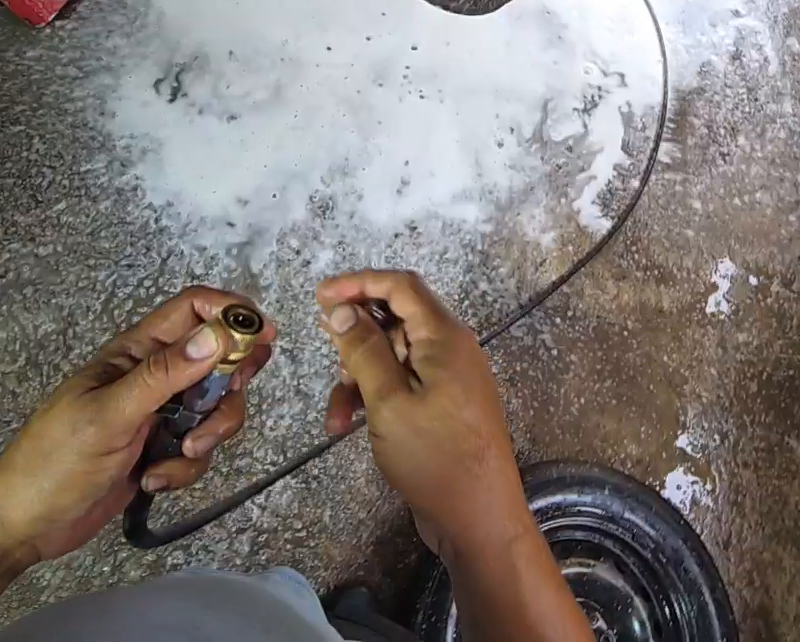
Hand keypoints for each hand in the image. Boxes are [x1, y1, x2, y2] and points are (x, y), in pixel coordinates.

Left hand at [0, 287, 275, 563]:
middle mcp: (156, 375)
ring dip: (212, 431)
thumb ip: (165, 374)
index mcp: (137, 352)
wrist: (20, 530)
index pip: (193, 308)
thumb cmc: (54, 461)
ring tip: (182, 455)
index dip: (230, 312)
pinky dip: (188, 466)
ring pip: (218, 404)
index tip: (262, 335)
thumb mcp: (109, 415)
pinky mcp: (164, 448)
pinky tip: (155, 480)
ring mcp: (162, 412)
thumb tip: (218, 334)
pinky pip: (201, 445)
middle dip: (232, 379)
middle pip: (219, 355)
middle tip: (232, 395)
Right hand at [317, 270, 532, 559]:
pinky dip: (376, 395)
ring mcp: (450, 374)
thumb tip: (342, 307)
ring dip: (360, 376)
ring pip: (394, 354)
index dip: (359, 282)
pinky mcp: (444, 400)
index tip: (320, 295)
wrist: (479, 516)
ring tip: (336, 413)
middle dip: (357, 338)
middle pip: (396, 319)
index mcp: (444, 335)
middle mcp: (451, 346)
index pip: (401, 286)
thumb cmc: (434, 455)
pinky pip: (404, 381)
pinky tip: (347, 424)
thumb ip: (364, 350)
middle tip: (328, 358)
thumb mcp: (388, 401)